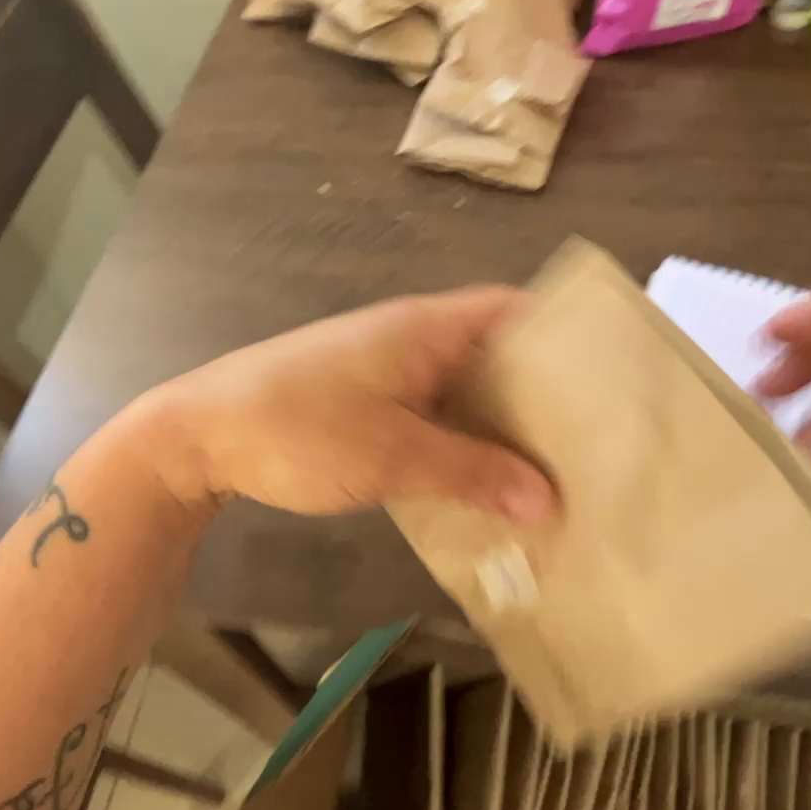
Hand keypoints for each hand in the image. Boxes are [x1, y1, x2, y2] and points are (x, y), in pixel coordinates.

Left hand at [134, 286, 557, 522]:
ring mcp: (389, 371)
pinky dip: (464, 440)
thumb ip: (472, 473)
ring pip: (465, 389)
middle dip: (542, 392)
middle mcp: (414, 339)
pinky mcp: (369, 404)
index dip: (563, 334)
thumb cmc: (299, 428)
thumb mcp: (393, 455)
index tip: (610, 376)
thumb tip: (547, 500)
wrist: (200, 437)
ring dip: (501, 423)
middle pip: (496, 353)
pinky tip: (487, 481)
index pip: (514, 309)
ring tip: (553, 465)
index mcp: (427, 328)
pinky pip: (435, 415)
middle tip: (594, 438)